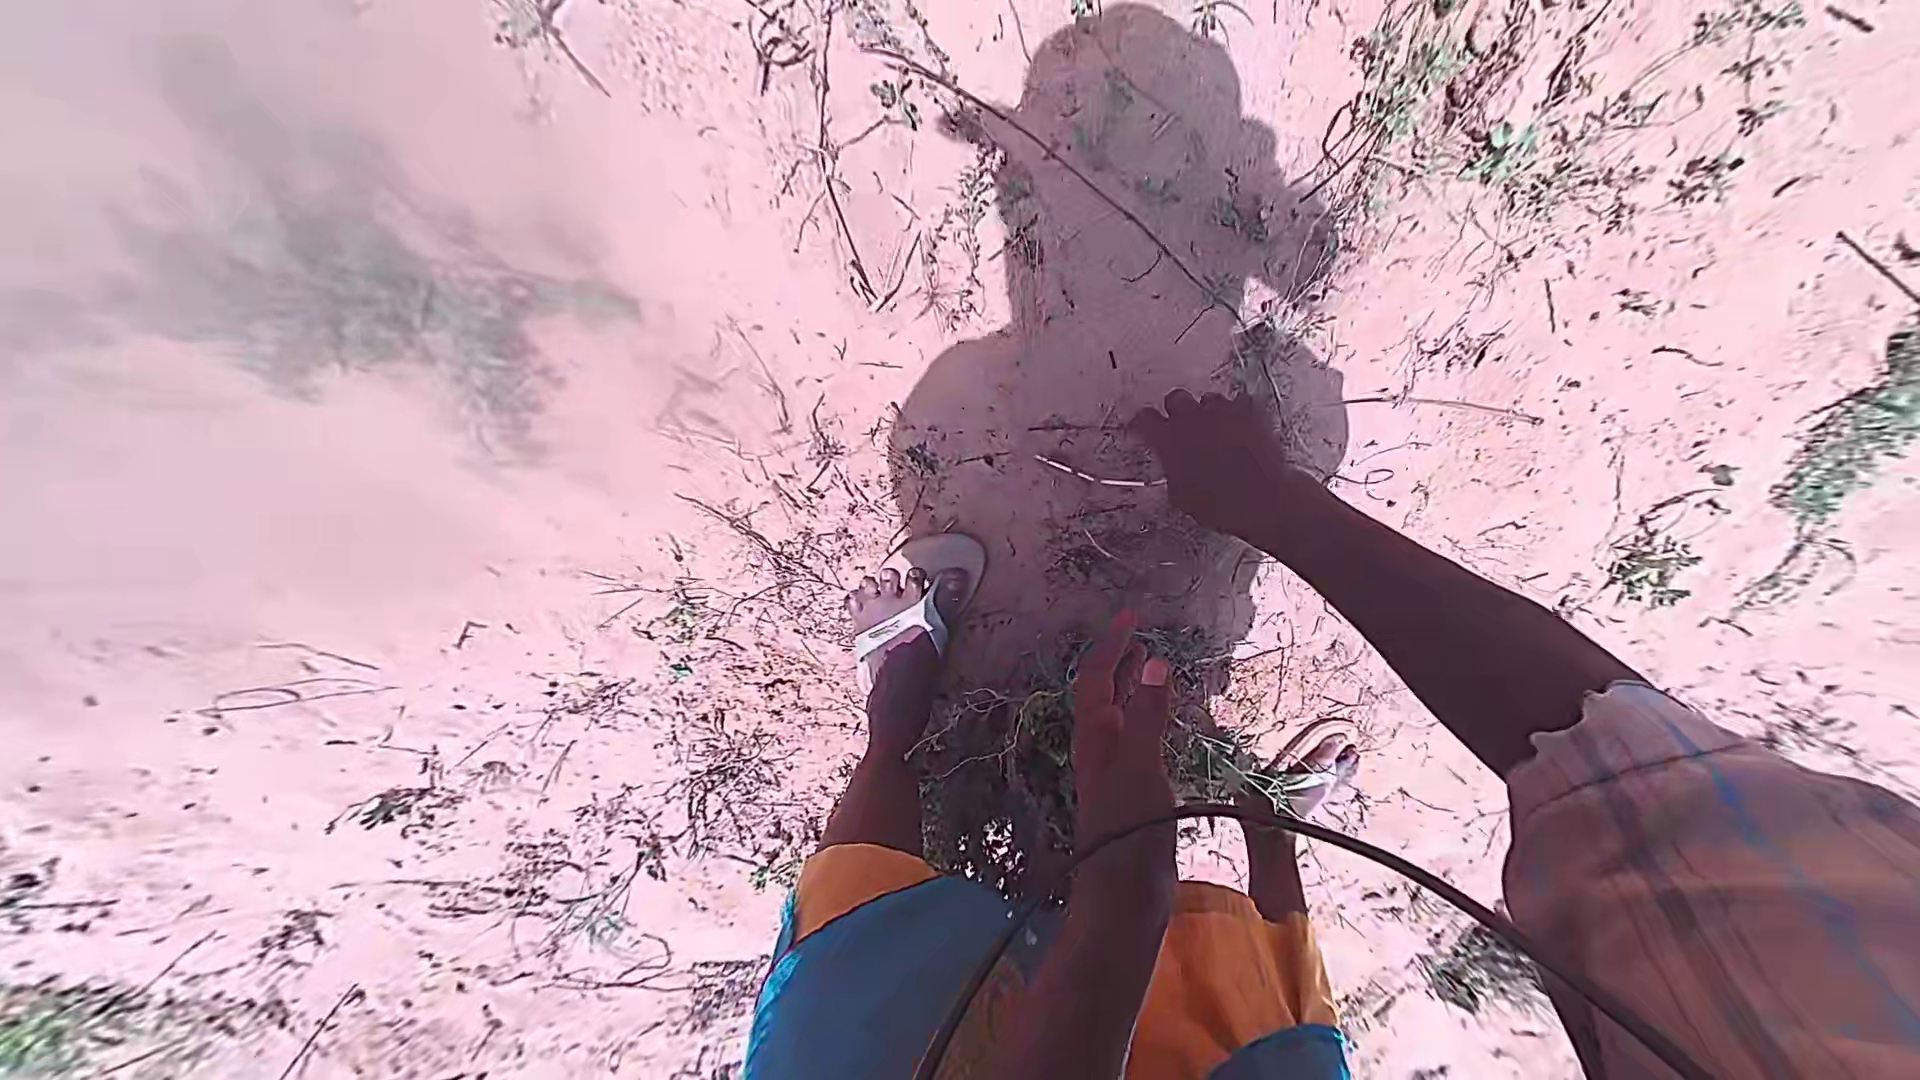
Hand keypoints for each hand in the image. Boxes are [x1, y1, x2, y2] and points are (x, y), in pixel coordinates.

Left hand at [1071, 611, 1175, 908]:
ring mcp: (1114, 762)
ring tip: (1148, 659)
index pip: (1096, 674)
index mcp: (1094, 732)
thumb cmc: (1128, 828)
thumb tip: (1154, 661)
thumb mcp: (1139, 765)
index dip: (1112, 643)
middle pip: (1103, 687)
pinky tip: (1162, 713)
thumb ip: (1146, 714)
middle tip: (1138, 629)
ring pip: (1119, 708)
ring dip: (1130, 680)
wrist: (1126, 892)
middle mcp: (1099, 741)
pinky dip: (1147, 710)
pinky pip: (1136, 730)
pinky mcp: (1131, 781)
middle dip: (1118, 656)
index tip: (1130, 616)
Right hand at [1129, 390, 1305, 539]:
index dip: (1139, 425)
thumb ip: (1172, 472)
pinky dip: (1237, 414)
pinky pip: (1240, 403)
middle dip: (1176, 412)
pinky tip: (1240, 428)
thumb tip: (1175, 468)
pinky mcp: (1251, 411)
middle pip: (1175, 398)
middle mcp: (1192, 418)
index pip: (1143, 420)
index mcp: (1168, 439)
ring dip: (1207, 412)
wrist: (1261, 498)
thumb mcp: (1180, 495)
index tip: (1140, 430)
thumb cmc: (1215, 504)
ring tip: (1214, 430)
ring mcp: (1223, 411)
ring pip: (1208, 399)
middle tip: (1181, 429)